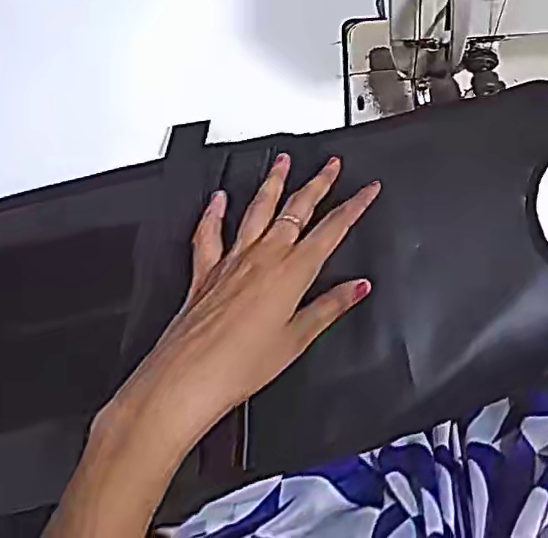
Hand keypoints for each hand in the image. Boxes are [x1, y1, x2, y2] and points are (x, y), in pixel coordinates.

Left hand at [46, 157, 377, 537]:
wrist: (179, 387)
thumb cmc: (237, 369)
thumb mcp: (296, 340)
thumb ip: (330, 308)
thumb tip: (358, 287)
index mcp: (292, 272)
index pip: (333, 228)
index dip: (355, 205)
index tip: (369, 189)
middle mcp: (263, 258)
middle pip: (297, 209)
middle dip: (319, 183)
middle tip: (332, 164)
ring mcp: (232, 262)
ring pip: (258, 210)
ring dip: (273, 183)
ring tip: (282, 161)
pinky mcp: (204, 275)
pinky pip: (208, 235)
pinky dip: (213, 213)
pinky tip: (218, 199)